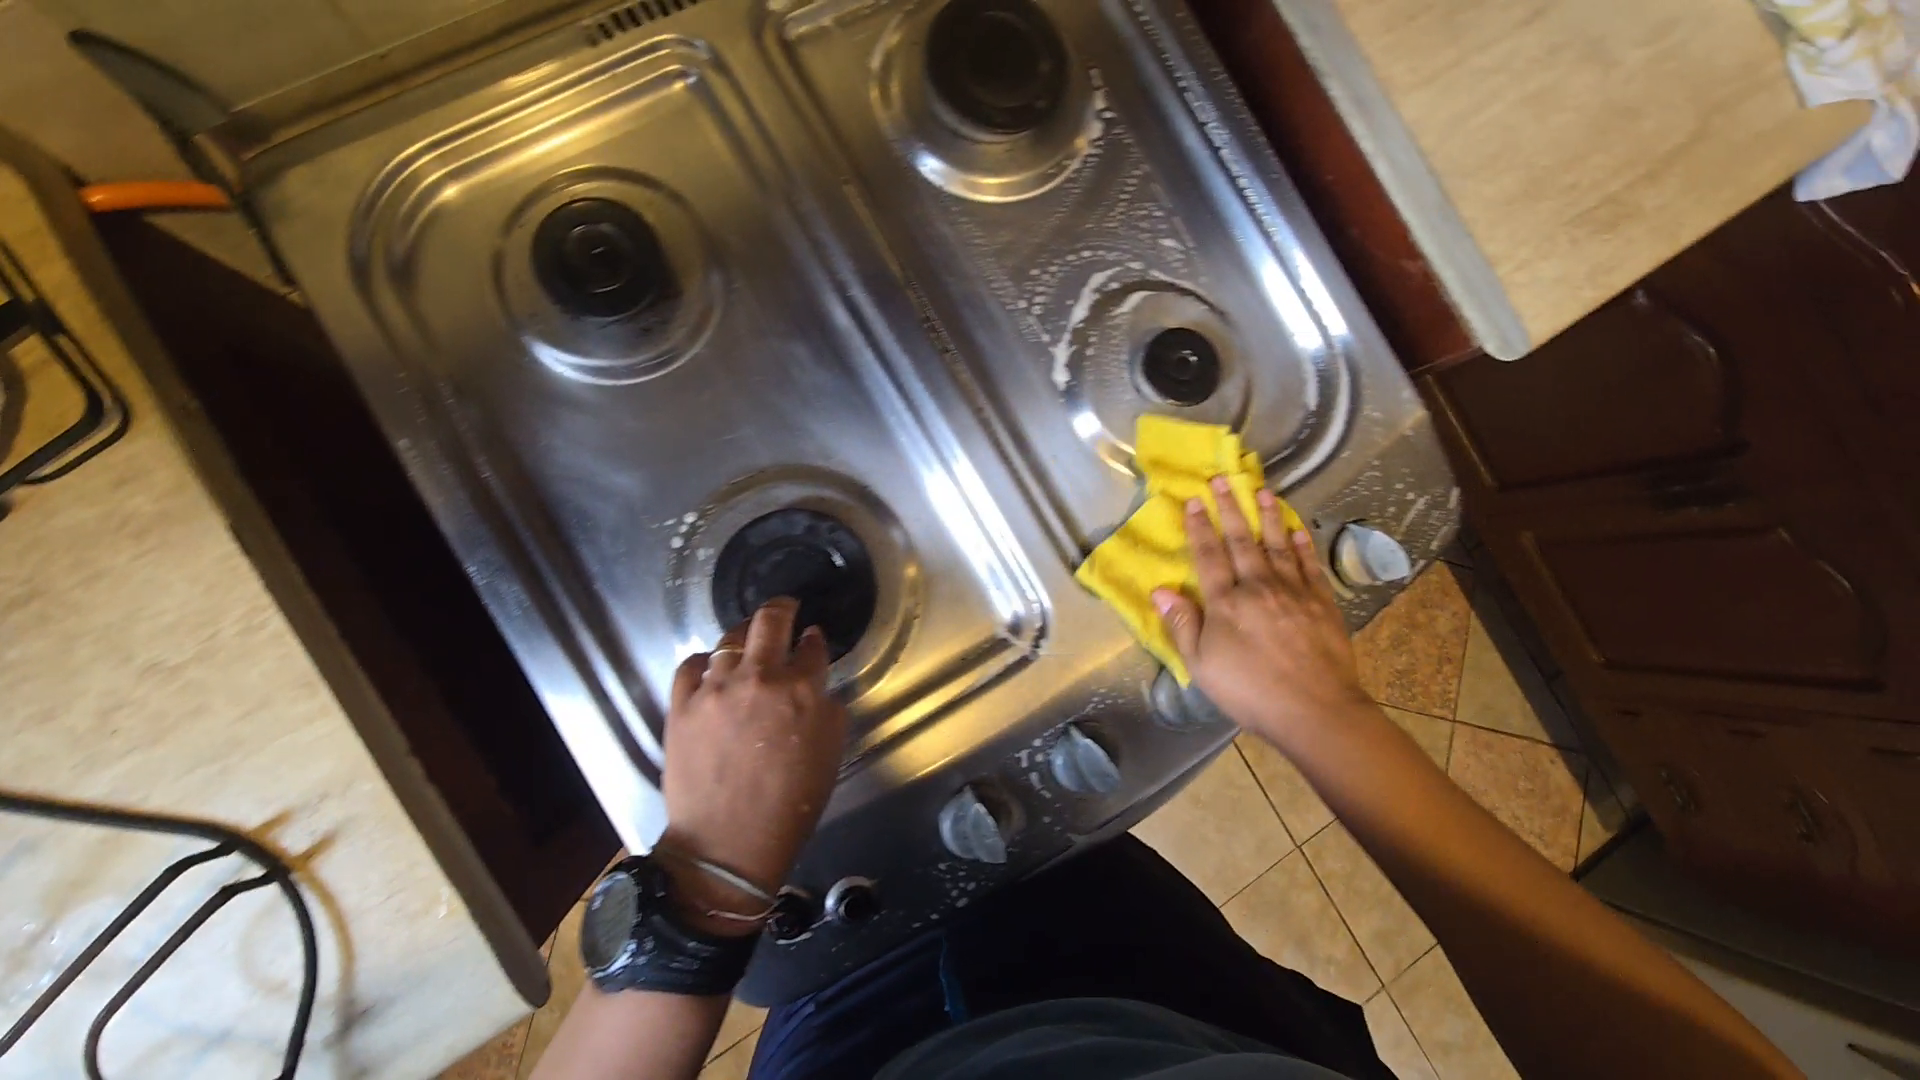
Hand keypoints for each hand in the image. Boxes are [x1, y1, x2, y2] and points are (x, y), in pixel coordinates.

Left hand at [659, 597, 848, 933]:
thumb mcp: (830, 755)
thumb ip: (829, 710)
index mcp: (801, 691)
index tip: (812, 638)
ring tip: (746, 640)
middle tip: (785, 607)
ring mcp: (715, 688)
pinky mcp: (682, 704)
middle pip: (770, 621)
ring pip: (729, 638)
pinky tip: (710, 668)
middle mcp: (759, 678)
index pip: (813, 647)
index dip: (815, 639)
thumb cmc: (790, 805)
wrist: (728, 844)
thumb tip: (818, 685)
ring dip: (743, 635)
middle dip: (781, 607)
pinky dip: (704, 661)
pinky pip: (690, 664)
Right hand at [1152, 477, 1371, 747]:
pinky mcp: (1322, 603)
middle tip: (1223, 480)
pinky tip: (1297, 531)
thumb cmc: (1249, 690)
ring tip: (1262, 491)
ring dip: (1268, 516)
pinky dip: (1302, 545)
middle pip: (1241, 540)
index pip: (1208, 555)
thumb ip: (1183, 624)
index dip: (1199, 527)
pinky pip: (1309, 565)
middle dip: (1230, 508)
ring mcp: (1294, 592)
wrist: (1314, 709)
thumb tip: (1161, 590)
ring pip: (1277, 545)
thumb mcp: (1202, 665)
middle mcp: (1258, 586)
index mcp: (1225, 602)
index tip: (1193, 501)